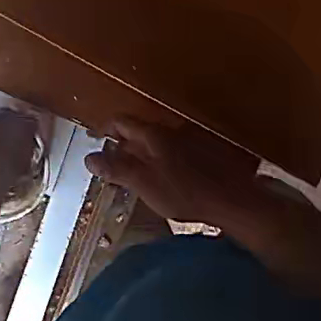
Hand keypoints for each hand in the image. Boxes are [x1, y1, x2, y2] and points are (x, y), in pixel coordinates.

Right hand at [83, 118, 268, 227]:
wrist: (231, 199)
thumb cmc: (184, 192)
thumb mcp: (144, 184)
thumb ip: (117, 169)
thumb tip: (88, 157)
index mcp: (154, 134)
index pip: (122, 121)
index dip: (105, 128)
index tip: (95, 140)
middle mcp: (171, 130)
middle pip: (139, 130)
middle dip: (123, 144)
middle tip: (111, 162)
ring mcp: (189, 140)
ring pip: (157, 141)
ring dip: (142, 153)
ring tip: (134, 173)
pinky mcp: (203, 153)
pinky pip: (173, 151)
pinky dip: (160, 160)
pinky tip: (163, 179)